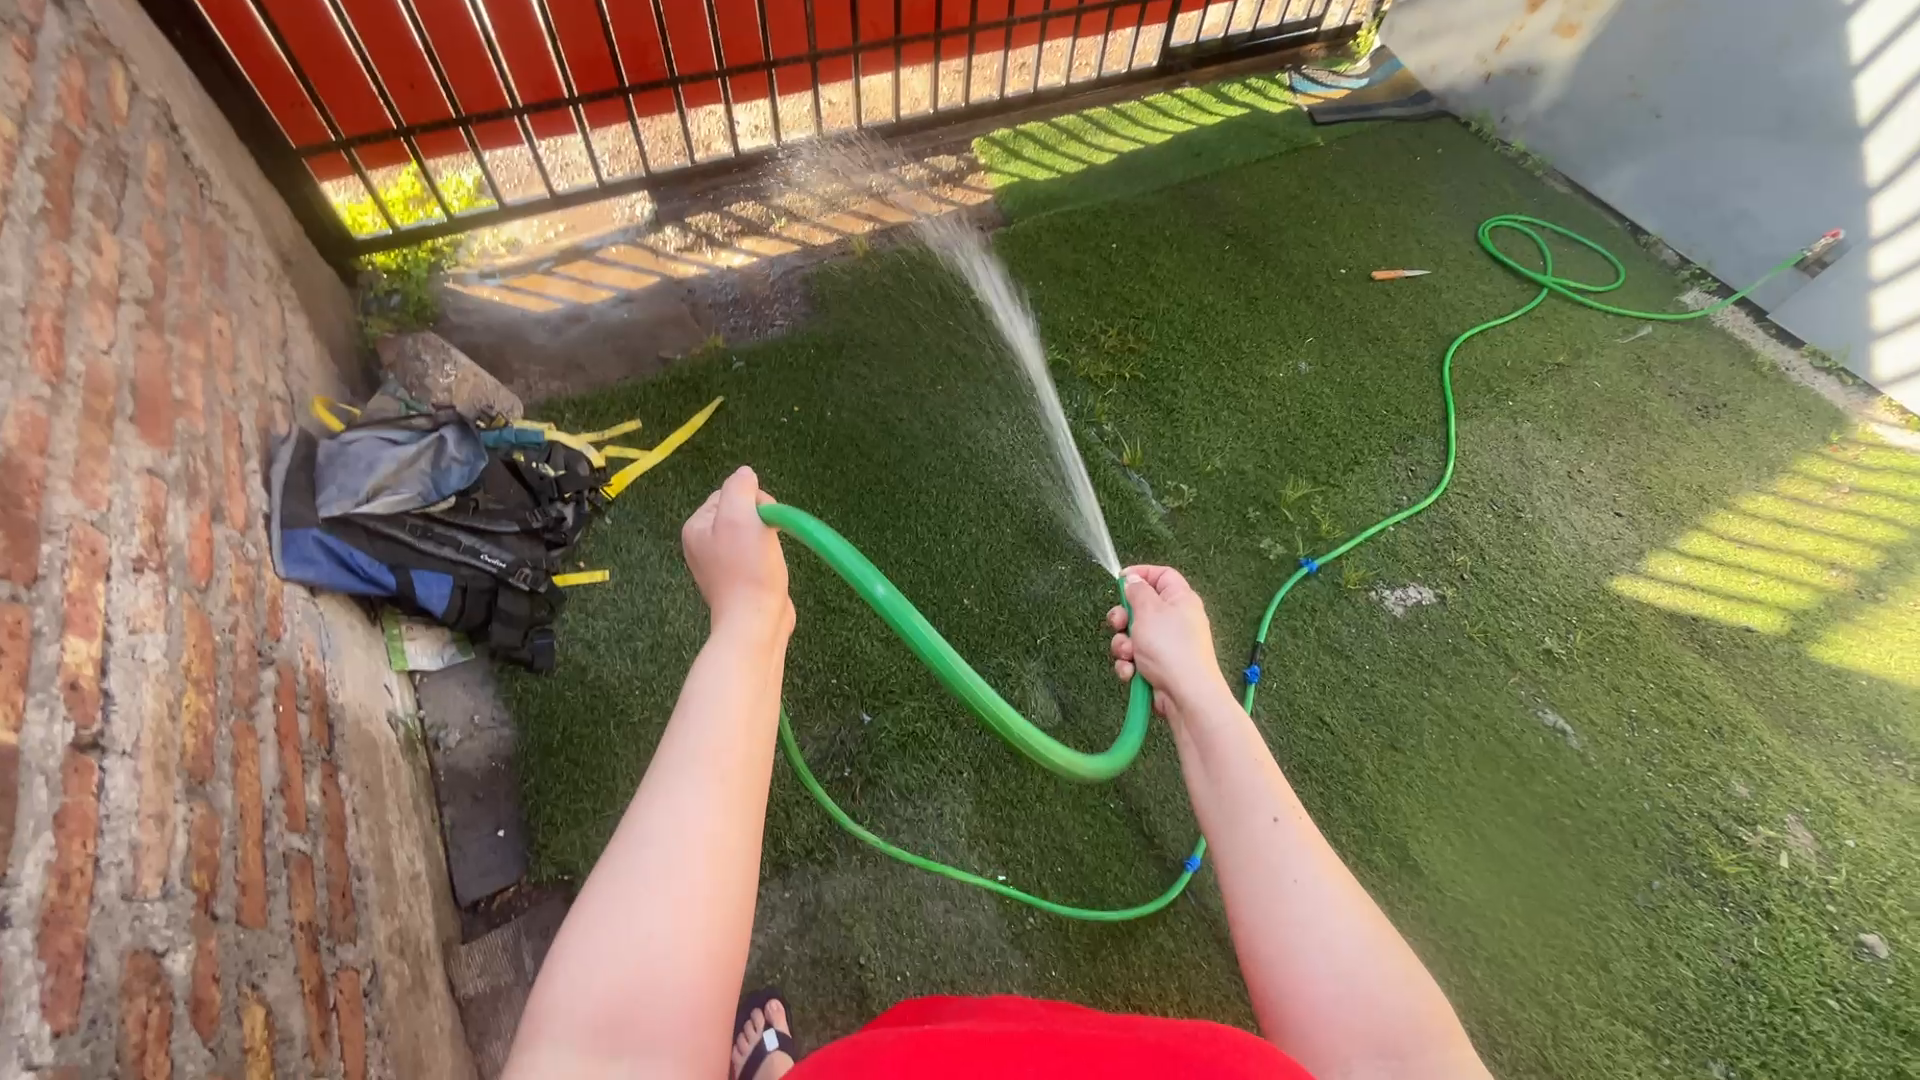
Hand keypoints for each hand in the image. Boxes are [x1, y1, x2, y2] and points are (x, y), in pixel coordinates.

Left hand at [681, 466, 793, 637]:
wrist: (755, 621)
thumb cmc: (748, 568)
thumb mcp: (741, 515)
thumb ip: (740, 486)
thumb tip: (746, 474)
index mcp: (696, 527)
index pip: (728, 493)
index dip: (753, 500)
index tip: (766, 519)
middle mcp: (702, 545)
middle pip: (739, 513)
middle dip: (760, 520)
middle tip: (769, 538)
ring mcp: (719, 565)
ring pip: (750, 534)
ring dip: (766, 539)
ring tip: (769, 556)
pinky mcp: (737, 582)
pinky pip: (754, 555)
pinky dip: (766, 557)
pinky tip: (770, 569)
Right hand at [1107, 565, 1230, 723]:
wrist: (1185, 694)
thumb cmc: (1170, 648)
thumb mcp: (1149, 610)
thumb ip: (1136, 590)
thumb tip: (1132, 580)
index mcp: (1180, 599)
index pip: (1161, 575)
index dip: (1140, 574)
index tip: (1119, 580)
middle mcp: (1174, 619)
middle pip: (1140, 607)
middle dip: (1123, 617)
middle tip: (1119, 623)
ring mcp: (1166, 644)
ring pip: (1132, 635)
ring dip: (1123, 645)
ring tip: (1129, 654)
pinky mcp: (1157, 666)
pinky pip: (1134, 658)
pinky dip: (1129, 665)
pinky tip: (1132, 672)